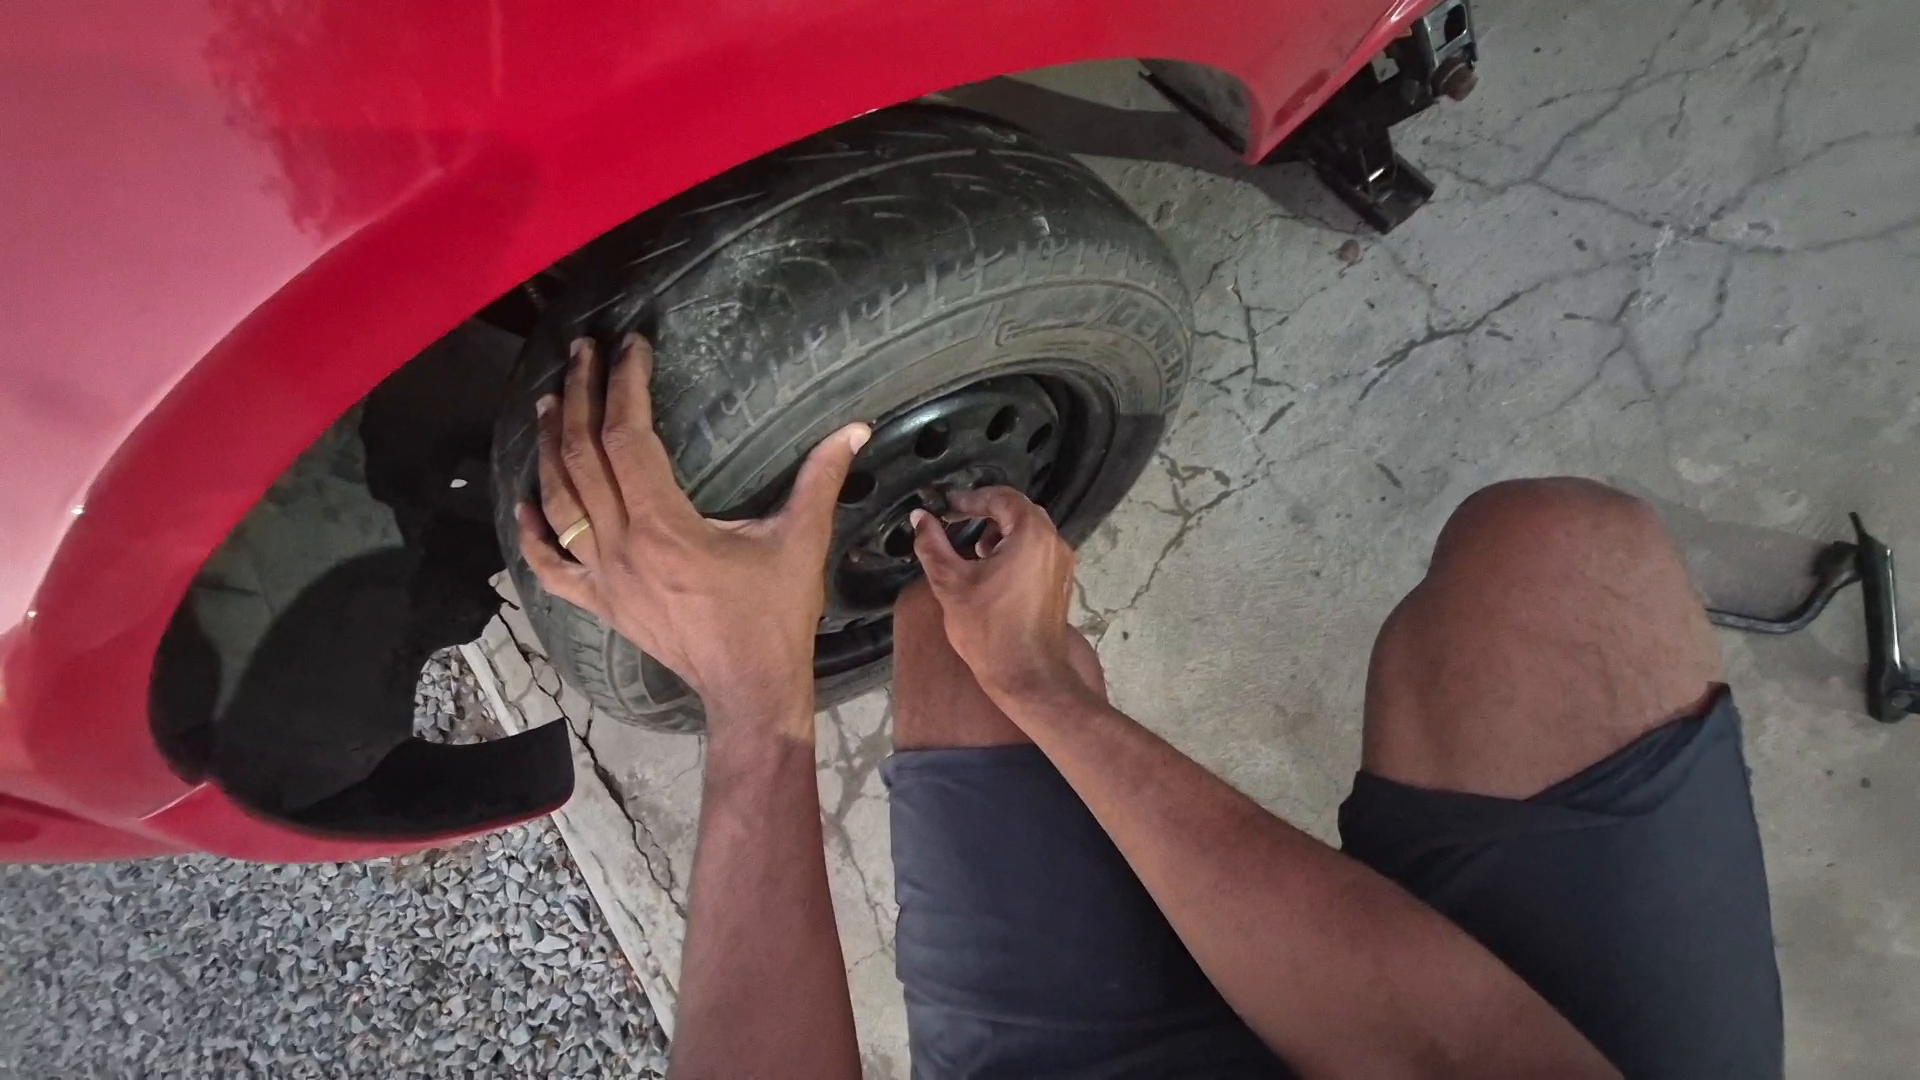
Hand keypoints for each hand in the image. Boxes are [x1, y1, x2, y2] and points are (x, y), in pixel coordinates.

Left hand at [517, 333, 869, 729]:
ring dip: (549, 447)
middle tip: (580, 354)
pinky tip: (527, 501)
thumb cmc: (775, 614)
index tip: (630, 347)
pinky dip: (533, 531)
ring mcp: (603, 578)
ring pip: (559, 502)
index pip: (626, 438)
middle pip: (581, 458)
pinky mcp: (600, 603)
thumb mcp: (802, 540)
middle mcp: (621, 547)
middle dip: (577, 397)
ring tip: (548, 402)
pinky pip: (550, 565)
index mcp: (664, 527)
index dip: (625, 385)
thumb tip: (857, 428)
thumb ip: (822, 478)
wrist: (750, 685)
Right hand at [908, 487, 1086, 704]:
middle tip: (957, 521)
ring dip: (1001, 531)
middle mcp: (1054, 542)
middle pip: (1020, 510)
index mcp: (1031, 535)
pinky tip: (992, 569)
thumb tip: (919, 517)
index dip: (971, 498)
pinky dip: (1015, 548)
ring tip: (972, 547)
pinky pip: (1038, 550)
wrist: (1027, 676)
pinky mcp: (1061, 582)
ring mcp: (1062, 563)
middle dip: (987, 512)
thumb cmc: (989, 629)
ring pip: (1030, 530)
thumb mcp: (951, 583)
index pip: (1002, 497)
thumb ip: (933, 544)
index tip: (947, 509)